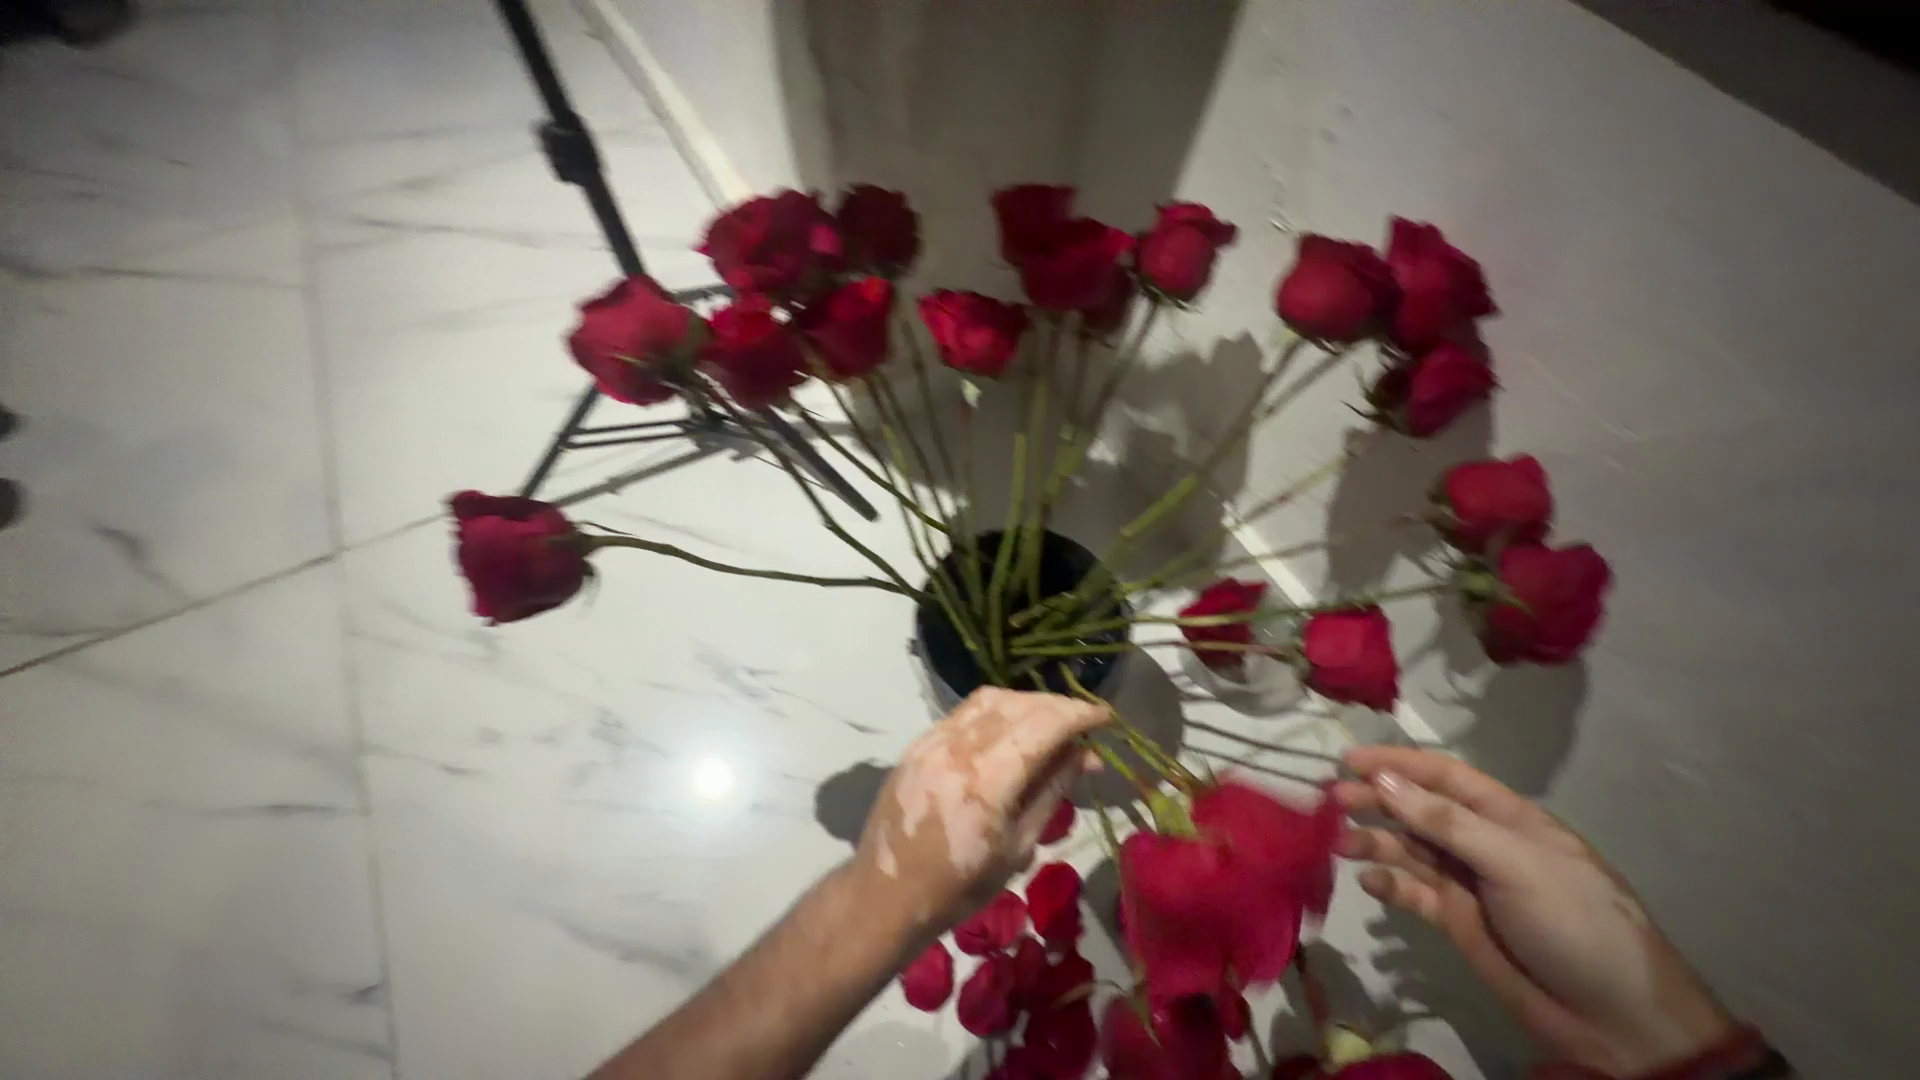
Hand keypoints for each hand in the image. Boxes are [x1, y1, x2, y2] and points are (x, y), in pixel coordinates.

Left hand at [852, 688, 1106, 944]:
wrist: (884, 895)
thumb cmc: (958, 887)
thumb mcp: (1017, 848)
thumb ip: (1051, 793)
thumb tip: (1084, 756)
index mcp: (987, 780)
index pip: (1043, 725)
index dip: (1079, 714)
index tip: (1105, 717)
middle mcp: (958, 747)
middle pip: (1019, 704)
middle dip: (1058, 707)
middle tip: (1084, 724)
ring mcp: (932, 740)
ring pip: (989, 700)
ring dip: (1027, 703)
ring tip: (1052, 723)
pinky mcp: (917, 743)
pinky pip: (964, 712)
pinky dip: (996, 712)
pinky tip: (1011, 730)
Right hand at [1335, 747, 1734, 1077]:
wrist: (1618, 1021)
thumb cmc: (1575, 923)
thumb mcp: (1515, 863)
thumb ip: (1446, 823)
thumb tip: (1382, 781)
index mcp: (1505, 817)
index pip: (1442, 775)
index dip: (1396, 763)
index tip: (1347, 760)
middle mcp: (1480, 842)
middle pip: (1416, 809)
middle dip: (1375, 801)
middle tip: (1333, 802)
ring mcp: (1467, 883)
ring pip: (1407, 848)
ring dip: (1373, 841)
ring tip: (1341, 845)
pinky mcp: (1456, 921)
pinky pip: (1411, 892)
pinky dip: (1387, 883)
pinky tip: (1370, 883)